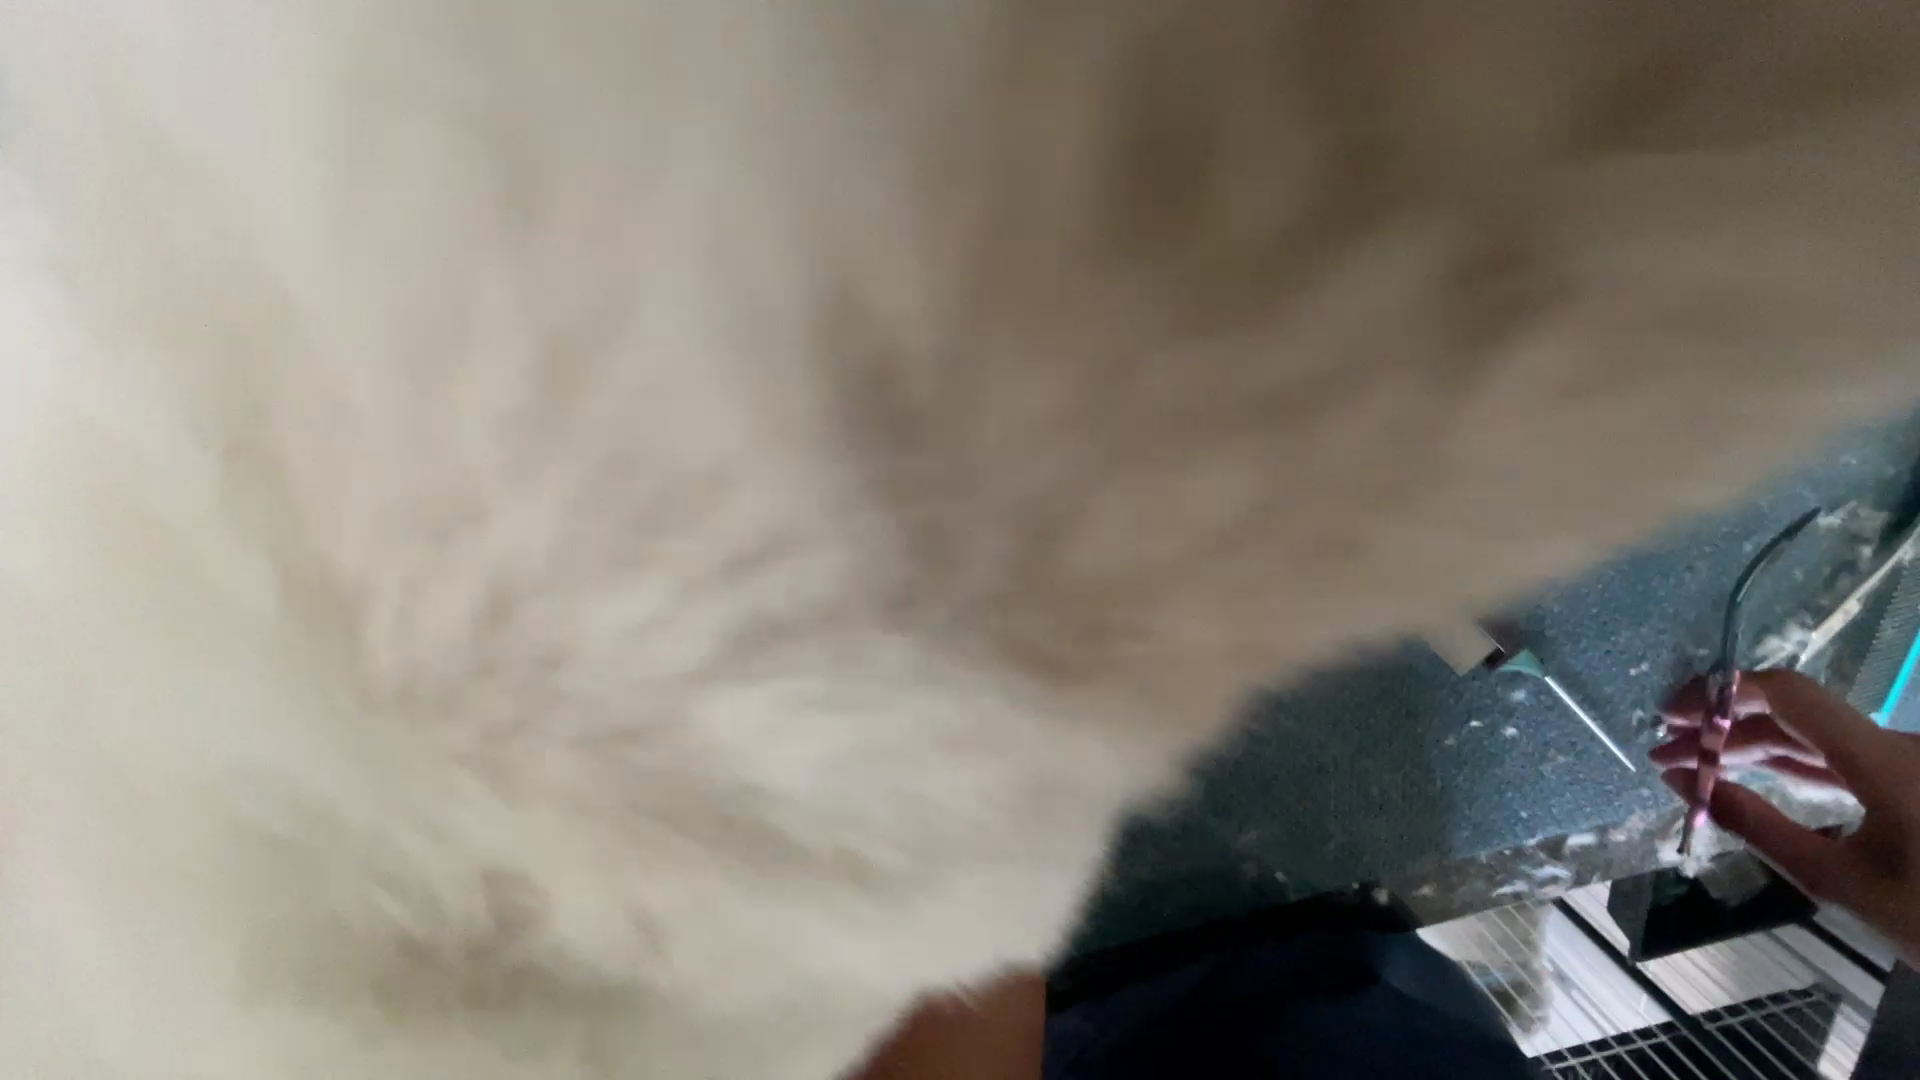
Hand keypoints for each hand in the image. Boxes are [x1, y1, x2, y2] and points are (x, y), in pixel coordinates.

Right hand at [1653, 669, 1919, 963]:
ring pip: (1812, 737)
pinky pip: (1842, 756)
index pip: (1787, 693)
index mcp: (1888, 763)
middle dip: (1722, 730)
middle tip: (1670, 753)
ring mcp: (1913, 763)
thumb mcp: (1835, 880)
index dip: (1721, 693)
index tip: (1673, 718)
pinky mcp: (1916, 780)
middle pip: (1792, 716)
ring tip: (1698, 766)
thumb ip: (1753, 823)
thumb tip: (1679, 779)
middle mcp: (1904, 749)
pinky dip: (1789, 761)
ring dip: (1749, 746)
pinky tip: (1751, 774)